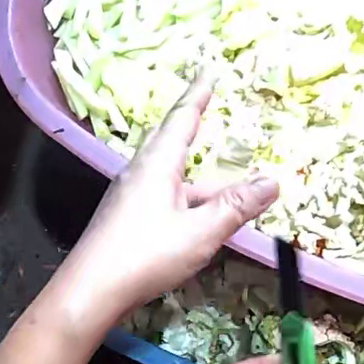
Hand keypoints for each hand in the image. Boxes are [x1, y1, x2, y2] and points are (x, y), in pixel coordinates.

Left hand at [52, 73, 279, 328]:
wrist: (91, 291)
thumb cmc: (146, 255)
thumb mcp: (201, 232)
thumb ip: (235, 207)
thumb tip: (273, 181)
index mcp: (157, 165)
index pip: (182, 119)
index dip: (198, 95)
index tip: (208, 72)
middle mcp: (139, 173)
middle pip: (170, 144)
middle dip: (191, 127)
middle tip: (206, 109)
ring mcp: (128, 198)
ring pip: (168, 177)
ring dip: (194, 177)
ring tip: (223, 186)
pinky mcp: (124, 221)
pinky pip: (160, 198)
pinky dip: (183, 200)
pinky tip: (196, 219)